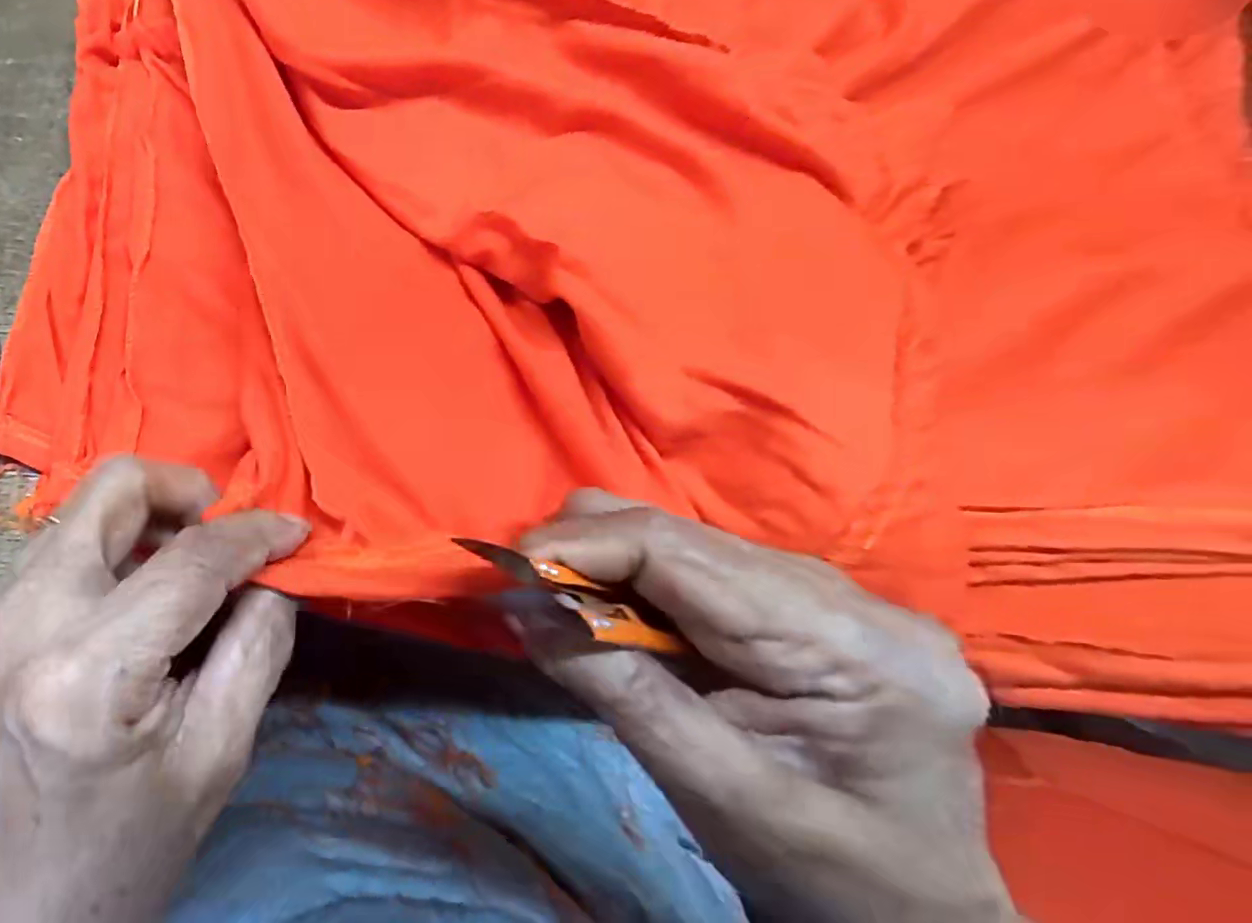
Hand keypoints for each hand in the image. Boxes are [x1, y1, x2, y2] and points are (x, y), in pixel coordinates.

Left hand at [0, 457, 308, 922]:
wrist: (18, 885)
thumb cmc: (128, 838)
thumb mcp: (219, 752)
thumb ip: (259, 643)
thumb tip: (272, 569)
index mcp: (90, 668)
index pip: (189, 562)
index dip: (252, 535)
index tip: (294, 531)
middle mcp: (35, 611)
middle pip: (120, 486)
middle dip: (190, 491)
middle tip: (229, 537)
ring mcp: (8, 599)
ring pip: (96, 497)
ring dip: (159, 512)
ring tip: (197, 562)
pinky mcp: (6, 599)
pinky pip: (79, 527)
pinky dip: (130, 533)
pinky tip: (154, 581)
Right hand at [507, 491, 1019, 922]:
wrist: (909, 908)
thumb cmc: (821, 871)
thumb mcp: (713, 790)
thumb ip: (618, 690)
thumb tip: (523, 608)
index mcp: (850, 646)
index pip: (683, 552)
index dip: (583, 545)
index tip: (507, 566)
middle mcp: (845, 594)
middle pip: (675, 531)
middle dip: (584, 553)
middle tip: (528, 598)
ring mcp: (824, 588)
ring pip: (674, 537)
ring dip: (604, 568)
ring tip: (570, 617)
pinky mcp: (796, 596)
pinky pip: (687, 562)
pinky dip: (632, 583)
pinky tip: (619, 624)